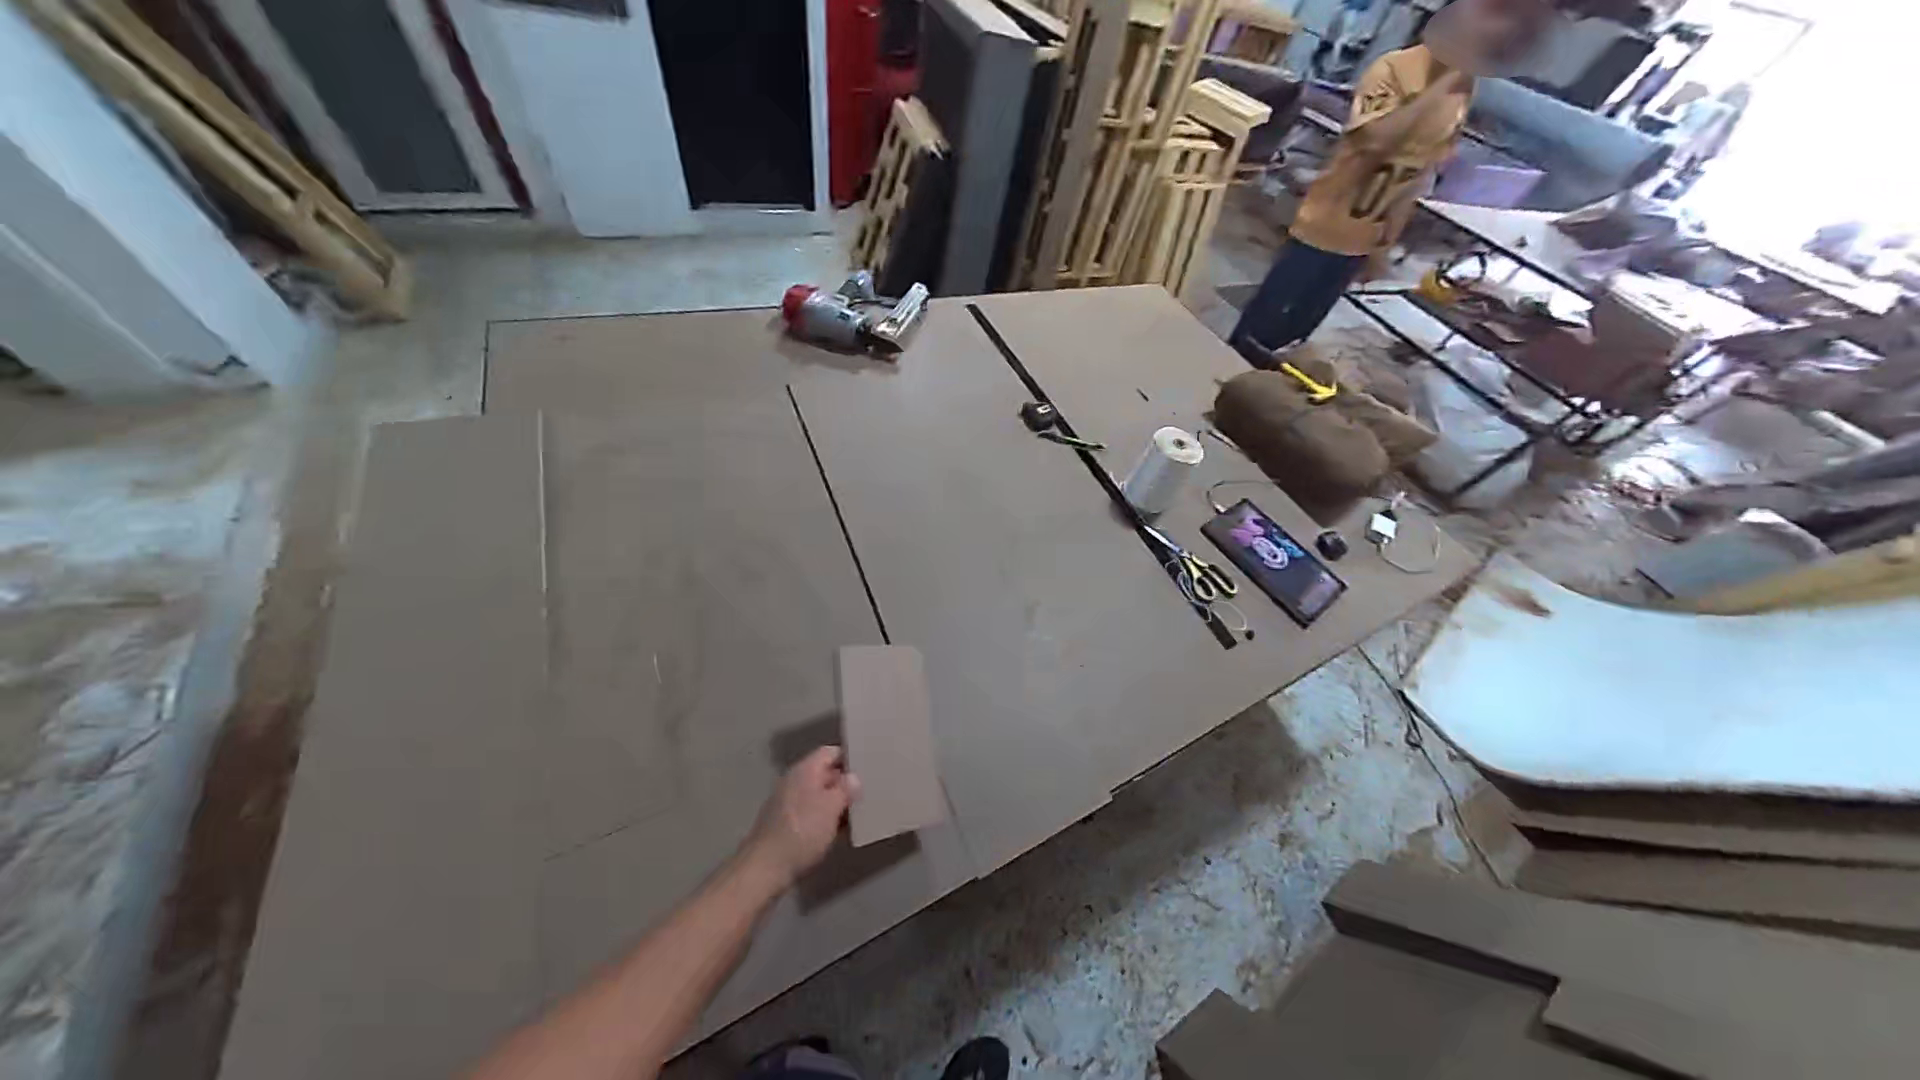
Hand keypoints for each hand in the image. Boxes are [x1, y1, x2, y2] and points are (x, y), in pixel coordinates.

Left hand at [742, 746, 860, 886]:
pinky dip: (826, 820)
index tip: (868, 767)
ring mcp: (788, 804)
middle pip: (825, 774)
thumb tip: (853, 777)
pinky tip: (840, 832)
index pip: (830, 752)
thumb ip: (845, 789)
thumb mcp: (831, 807)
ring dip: (837, 804)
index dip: (849, 757)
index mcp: (805, 770)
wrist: (765, 869)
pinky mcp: (785, 826)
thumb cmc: (802, 832)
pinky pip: (812, 814)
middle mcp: (794, 782)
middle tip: (869, 792)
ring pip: (819, 796)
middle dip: (845, 783)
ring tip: (860, 813)